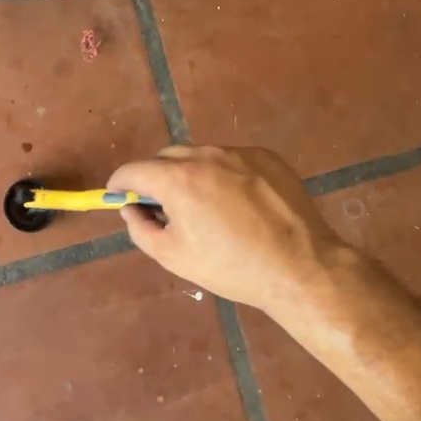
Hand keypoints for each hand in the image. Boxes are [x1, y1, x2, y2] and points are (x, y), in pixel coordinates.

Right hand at [107, 146, 356, 316]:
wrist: (300, 266)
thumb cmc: (231, 267)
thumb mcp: (174, 256)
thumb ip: (140, 228)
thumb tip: (131, 209)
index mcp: (178, 179)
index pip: (134, 170)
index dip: (121, 184)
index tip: (120, 197)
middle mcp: (206, 155)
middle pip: (166, 158)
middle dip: (156, 179)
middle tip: (165, 209)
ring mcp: (239, 153)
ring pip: (200, 156)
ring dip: (190, 175)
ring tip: (206, 209)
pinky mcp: (266, 157)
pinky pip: (231, 159)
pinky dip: (223, 175)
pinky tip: (238, 205)